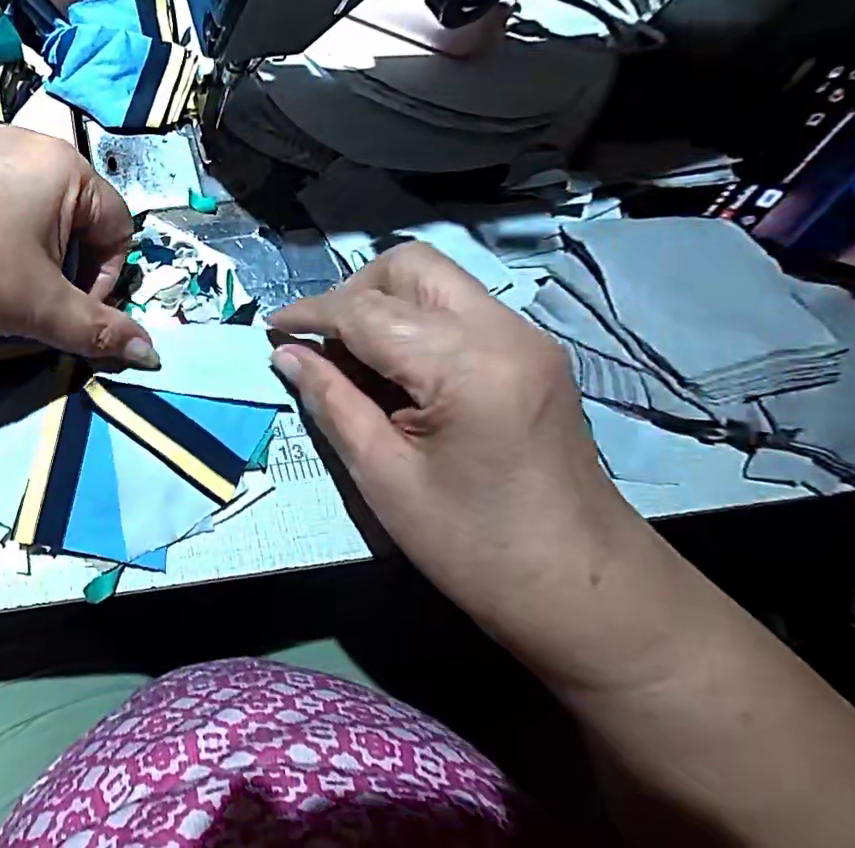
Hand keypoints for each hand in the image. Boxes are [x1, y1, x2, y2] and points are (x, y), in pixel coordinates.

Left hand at [0, 127, 156, 365]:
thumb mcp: (41, 307)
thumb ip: (102, 331)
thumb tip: (154, 357)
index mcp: (66, 166)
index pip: (119, 228)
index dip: (104, 277)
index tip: (68, 307)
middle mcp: (32, 143)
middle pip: (82, 218)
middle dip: (68, 266)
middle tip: (34, 298)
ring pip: (44, 211)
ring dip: (38, 254)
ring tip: (1, 281)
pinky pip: (5, 200)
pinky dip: (5, 235)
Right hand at [268, 243, 694, 690]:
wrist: (581, 588)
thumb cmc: (475, 548)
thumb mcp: (386, 479)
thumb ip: (333, 402)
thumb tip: (288, 354)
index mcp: (467, 365)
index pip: (370, 310)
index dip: (312, 313)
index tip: (273, 328)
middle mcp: (504, 330)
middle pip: (412, 266)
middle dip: (354, 291)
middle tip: (323, 343)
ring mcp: (527, 337)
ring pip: (439, 280)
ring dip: (386, 302)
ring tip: (354, 355)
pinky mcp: (534, 352)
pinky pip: (461, 308)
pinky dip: (418, 320)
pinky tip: (398, 368)